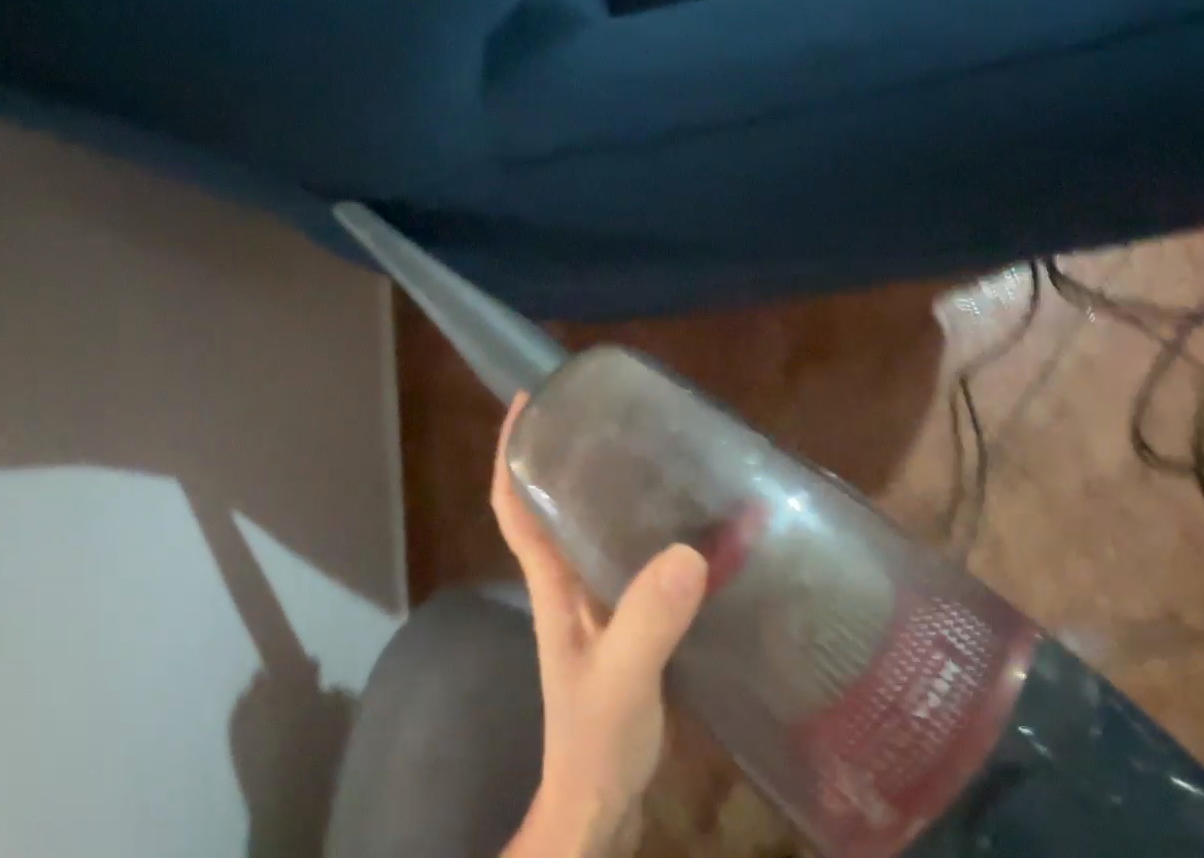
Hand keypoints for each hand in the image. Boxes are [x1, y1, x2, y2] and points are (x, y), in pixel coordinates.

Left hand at [493, 394, 709, 857]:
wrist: (600, 804)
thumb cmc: (595, 741)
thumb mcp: (620, 678)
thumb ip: (646, 620)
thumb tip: (687, 552)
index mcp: (550, 586)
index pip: (513, 505)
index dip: (511, 450)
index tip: (527, 399)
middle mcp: (567, 586)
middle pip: (554, 506)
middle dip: (570, 457)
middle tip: (613, 416)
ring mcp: (596, 607)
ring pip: (594, 532)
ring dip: (613, 492)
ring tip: (657, 455)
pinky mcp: (628, 625)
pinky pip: (633, 564)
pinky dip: (653, 537)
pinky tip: (692, 529)